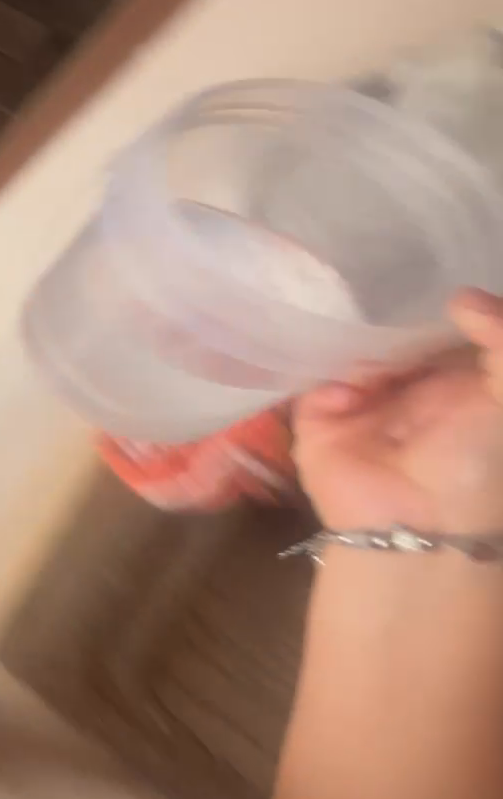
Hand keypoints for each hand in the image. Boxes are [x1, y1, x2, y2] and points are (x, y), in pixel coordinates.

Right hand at [293, 289, 502, 533]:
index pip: (451, 335)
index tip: (427, 284)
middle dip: (388, 327)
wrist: (416, 515)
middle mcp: (416, 389)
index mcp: (469, 382)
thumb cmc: (482, 456)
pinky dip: (328, 389)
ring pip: (352, 359)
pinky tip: (346, 399)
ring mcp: (364, 404)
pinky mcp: (318, 421)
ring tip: (371, 371)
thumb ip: (502, 340)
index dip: (443, 310)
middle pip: (396, 342)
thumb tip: (460, 295)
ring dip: (359, 358)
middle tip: (382, 309)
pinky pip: (315, 389)